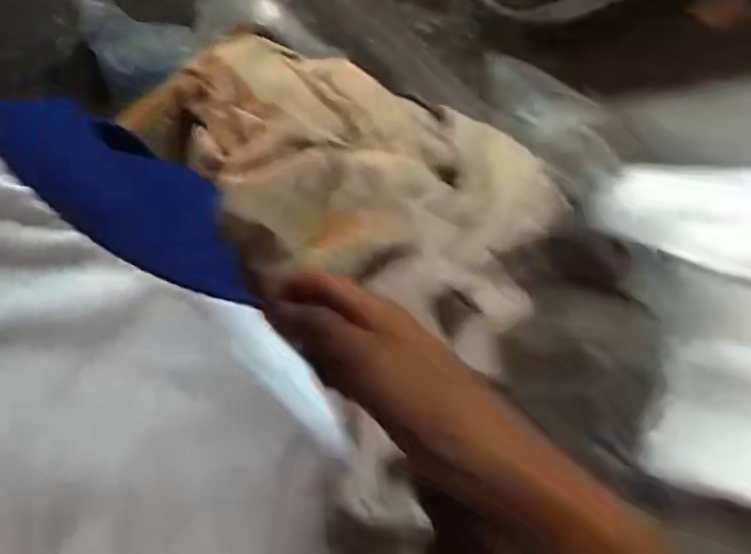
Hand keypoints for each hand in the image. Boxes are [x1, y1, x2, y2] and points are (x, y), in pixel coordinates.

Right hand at [268, 273, 665, 553]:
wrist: (498, 470)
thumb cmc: (429, 402)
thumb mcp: (368, 358)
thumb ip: (321, 325)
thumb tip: (275, 301)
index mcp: (378, 310)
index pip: (323, 280)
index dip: (289, 283)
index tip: (252, 298)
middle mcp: (382, 327)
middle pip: (328, 307)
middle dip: (293, 311)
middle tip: (257, 329)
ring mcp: (390, 362)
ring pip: (335, 339)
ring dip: (306, 342)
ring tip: (274, 355)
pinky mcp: (394, 395)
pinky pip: (347, 371)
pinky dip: (324, 370)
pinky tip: (309, 384)